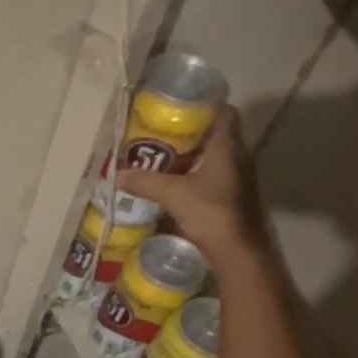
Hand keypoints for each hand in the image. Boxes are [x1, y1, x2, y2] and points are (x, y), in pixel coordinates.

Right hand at [117, 106, 270, 262]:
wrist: (239, 252)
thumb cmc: (212, 214)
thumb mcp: (174, 195)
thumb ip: (147, 182)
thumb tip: (118, 174)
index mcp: (228, 147)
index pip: (224, 112)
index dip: (205, 104)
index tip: (179, 105)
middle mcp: (236, 157)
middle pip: (215, 134)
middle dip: (189, 131)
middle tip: (160, 132)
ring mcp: (235, 179)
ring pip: (212, 156)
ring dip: (189, 155)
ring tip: (159, 156)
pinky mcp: (229, 198)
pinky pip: (209, 176)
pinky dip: (191, 175)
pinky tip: (171, 183)